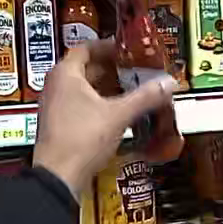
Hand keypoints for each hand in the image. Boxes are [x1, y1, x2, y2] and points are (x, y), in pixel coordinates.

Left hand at [31, 40, 178, 194]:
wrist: (58, 176)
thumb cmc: (81, 139)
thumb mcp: (118, 115)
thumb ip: (145, 97)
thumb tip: (168, 84)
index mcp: (65, 74)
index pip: (86, 48)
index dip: (108, 47)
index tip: (126, 50)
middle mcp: (55, 86)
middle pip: (85, 68)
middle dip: (111, 69)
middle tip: (133, 71)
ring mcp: (54, 106)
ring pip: (82, 88)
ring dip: (105, 87)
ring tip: (130, 91)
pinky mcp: (58, 125)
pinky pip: (79, 105)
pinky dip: (98, 104)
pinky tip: (116, 113)